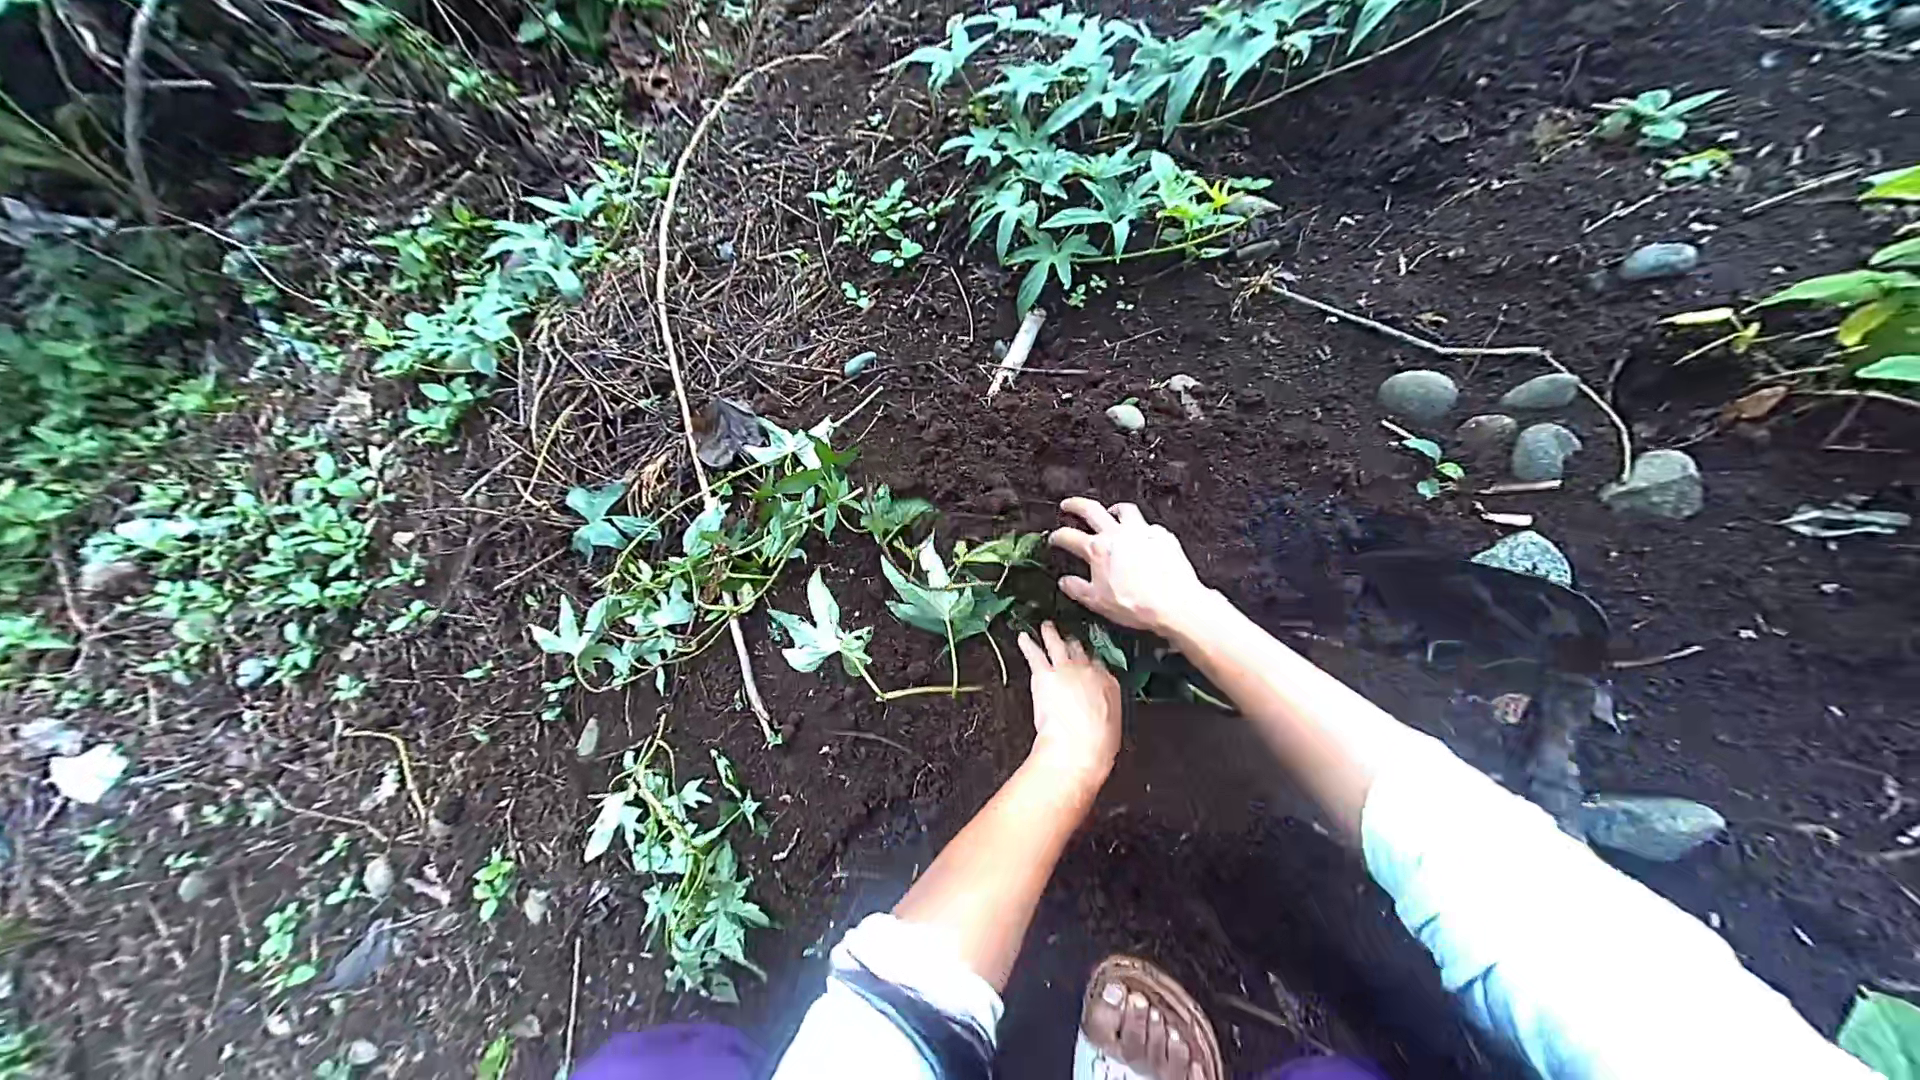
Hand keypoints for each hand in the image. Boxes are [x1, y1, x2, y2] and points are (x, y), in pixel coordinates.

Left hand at [1017, 621, 1120, 785]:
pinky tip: (1023, 637)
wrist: (1078, 746)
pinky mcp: (1045, 674)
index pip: (1100, 666)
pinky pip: (1035, 654)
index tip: (1088, 660)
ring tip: (1047, 626)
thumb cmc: (1097, 745)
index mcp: (1109, 685)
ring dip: (1051, 634)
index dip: (1092, 662)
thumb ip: (1104, 712)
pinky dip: (1028, 644)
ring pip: (1058, 644)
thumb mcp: (1111, 726)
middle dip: (1074, 643)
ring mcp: (1066, 669)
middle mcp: (1089, 671)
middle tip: (1070, 638)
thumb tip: (1098, 716)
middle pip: (1080, 650)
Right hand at [1049, 497, 1208, 637]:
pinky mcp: (1162, 536)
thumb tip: (1065, 582)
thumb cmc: (1138, 605)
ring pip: (1123, 510)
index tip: (1054, 538)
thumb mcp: (1098, 602)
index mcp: (1098, 549)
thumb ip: (1078, 589)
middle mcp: (1118, 534)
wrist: (1176, 605)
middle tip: (1068, 505)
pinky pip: (1147, 525)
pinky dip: (1139, 527)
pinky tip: (1139, 535)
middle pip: (1091, 509)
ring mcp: (1141, 532)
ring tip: (1109, 512)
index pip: (1070, 536)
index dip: (1058, 536)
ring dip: (1112, 509)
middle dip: (1075, 505)